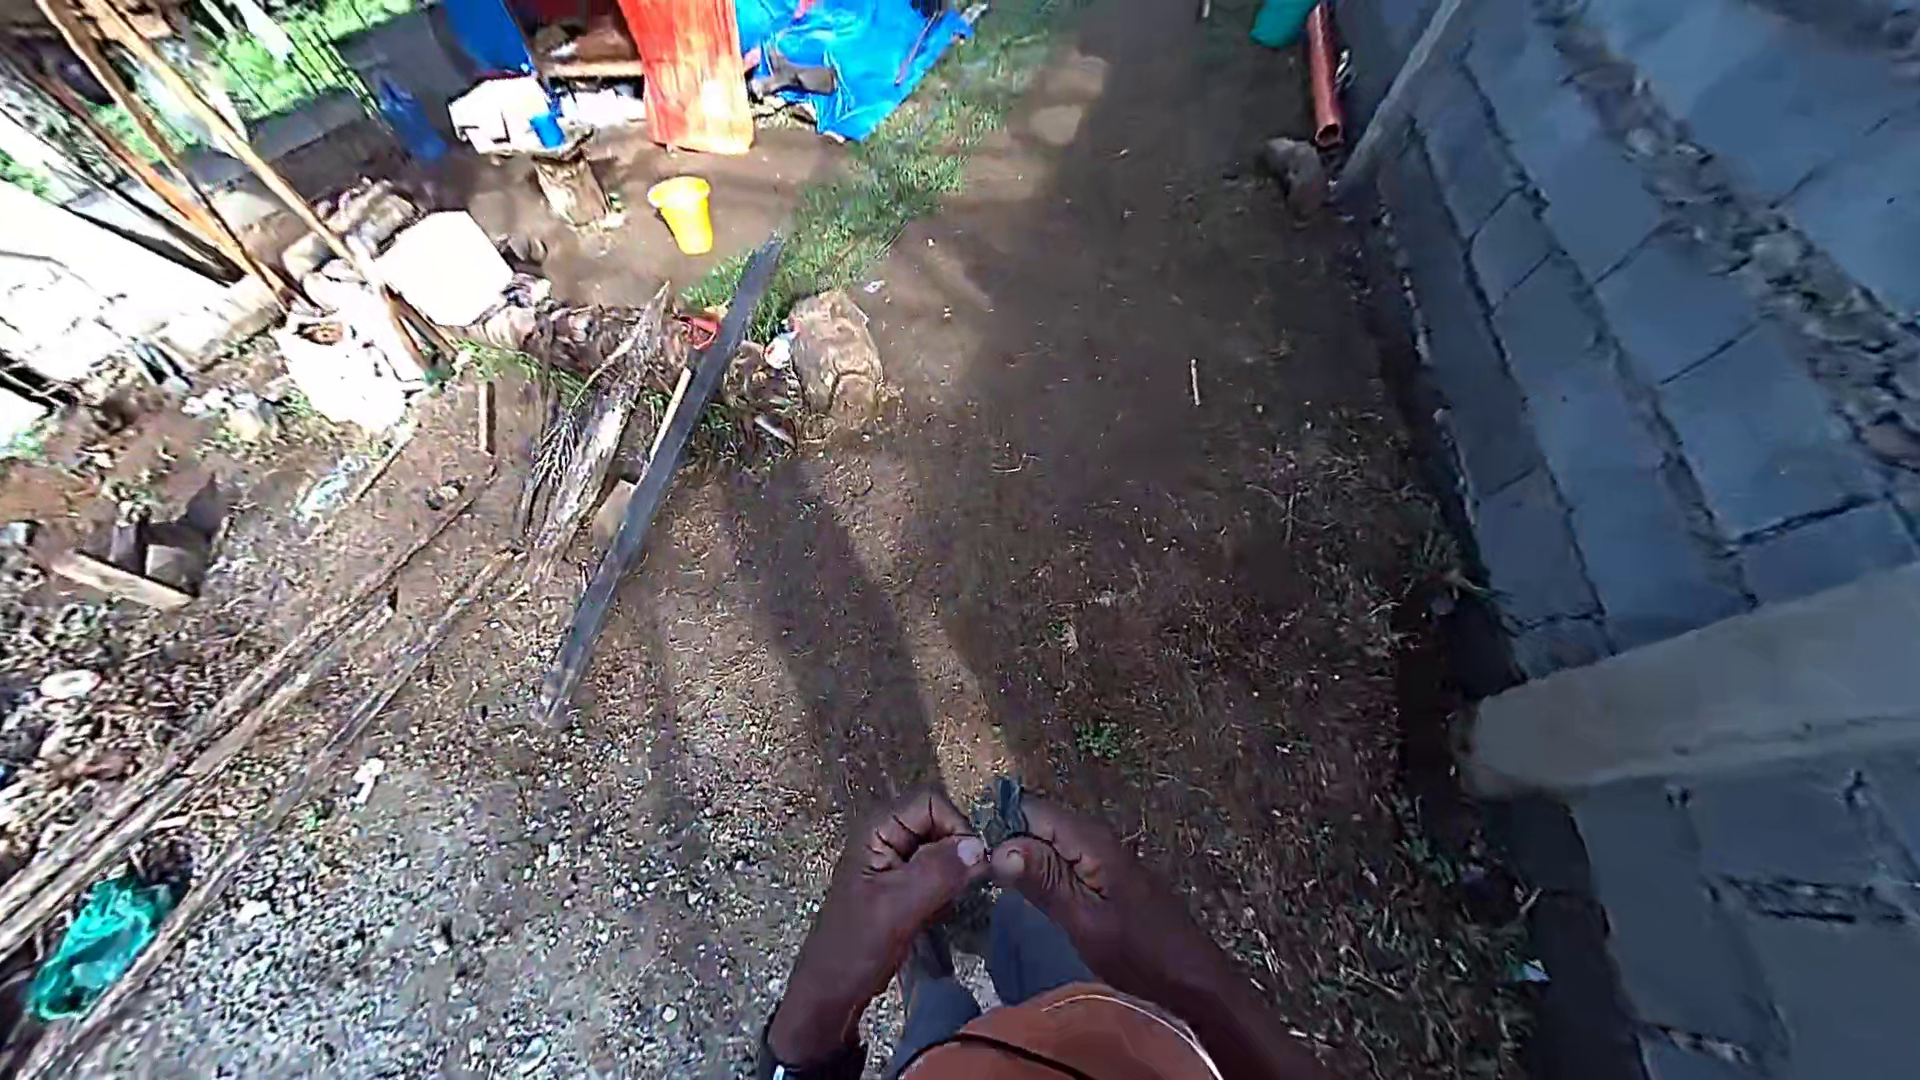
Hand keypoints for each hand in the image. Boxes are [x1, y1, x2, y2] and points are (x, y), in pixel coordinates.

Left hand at [768, 790, 989, 1064]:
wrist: (830, 995)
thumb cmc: (855, 946)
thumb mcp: (897, 908)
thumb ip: (937, 872)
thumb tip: (979, 845)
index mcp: (878, 825)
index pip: (932, 801)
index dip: (955, 826)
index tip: (969, 864)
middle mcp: (889, 832)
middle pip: (940, 822)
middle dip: (954, 855)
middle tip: (954, 893)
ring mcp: (896, 856)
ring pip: (943, 848)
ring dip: (950, 877)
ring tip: (938, 908)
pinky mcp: (904, 880)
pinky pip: (939, 871)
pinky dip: (945, 891)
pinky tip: (933, 916)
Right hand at [988, 796, 1230, 1002]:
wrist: (1193, 978)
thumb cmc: (1139, 952)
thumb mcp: (1085, 920)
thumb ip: (1043, 879)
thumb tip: (997, 846)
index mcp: (1087, 836)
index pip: (1027, 807)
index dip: (997, 824)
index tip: (972, 854)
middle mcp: (1090, 831)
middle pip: (1034, 818)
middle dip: (1006, 838)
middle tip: (980, 873)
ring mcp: (1097, 849)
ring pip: (1045, 836)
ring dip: (1020, 853)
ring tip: (995, 882)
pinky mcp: (1100, 867)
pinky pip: (1059, 852)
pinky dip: (1038, 865)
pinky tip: (1026, 889)